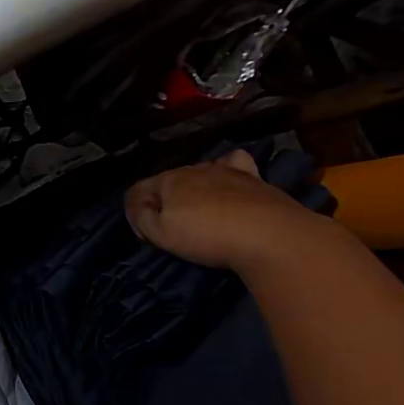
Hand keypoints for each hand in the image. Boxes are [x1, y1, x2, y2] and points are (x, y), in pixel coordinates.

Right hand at [125, 150, 329, 269]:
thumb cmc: (206, 236)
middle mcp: (195, 168)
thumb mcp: (160, 233)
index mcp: (168, 180)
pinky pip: (234, 165)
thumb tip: (137, 206)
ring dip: (193, 190)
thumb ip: (141, 216)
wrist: (267, 234)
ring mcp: (227, 169)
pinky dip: (227, 172)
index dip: (137, 216)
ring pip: (200, 172)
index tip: (148, 239)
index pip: (138, 190)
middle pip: (169, 181)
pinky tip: (229, 185)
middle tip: (172, 231)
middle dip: (165, 202)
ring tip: (200, 214)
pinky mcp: (254, 177)